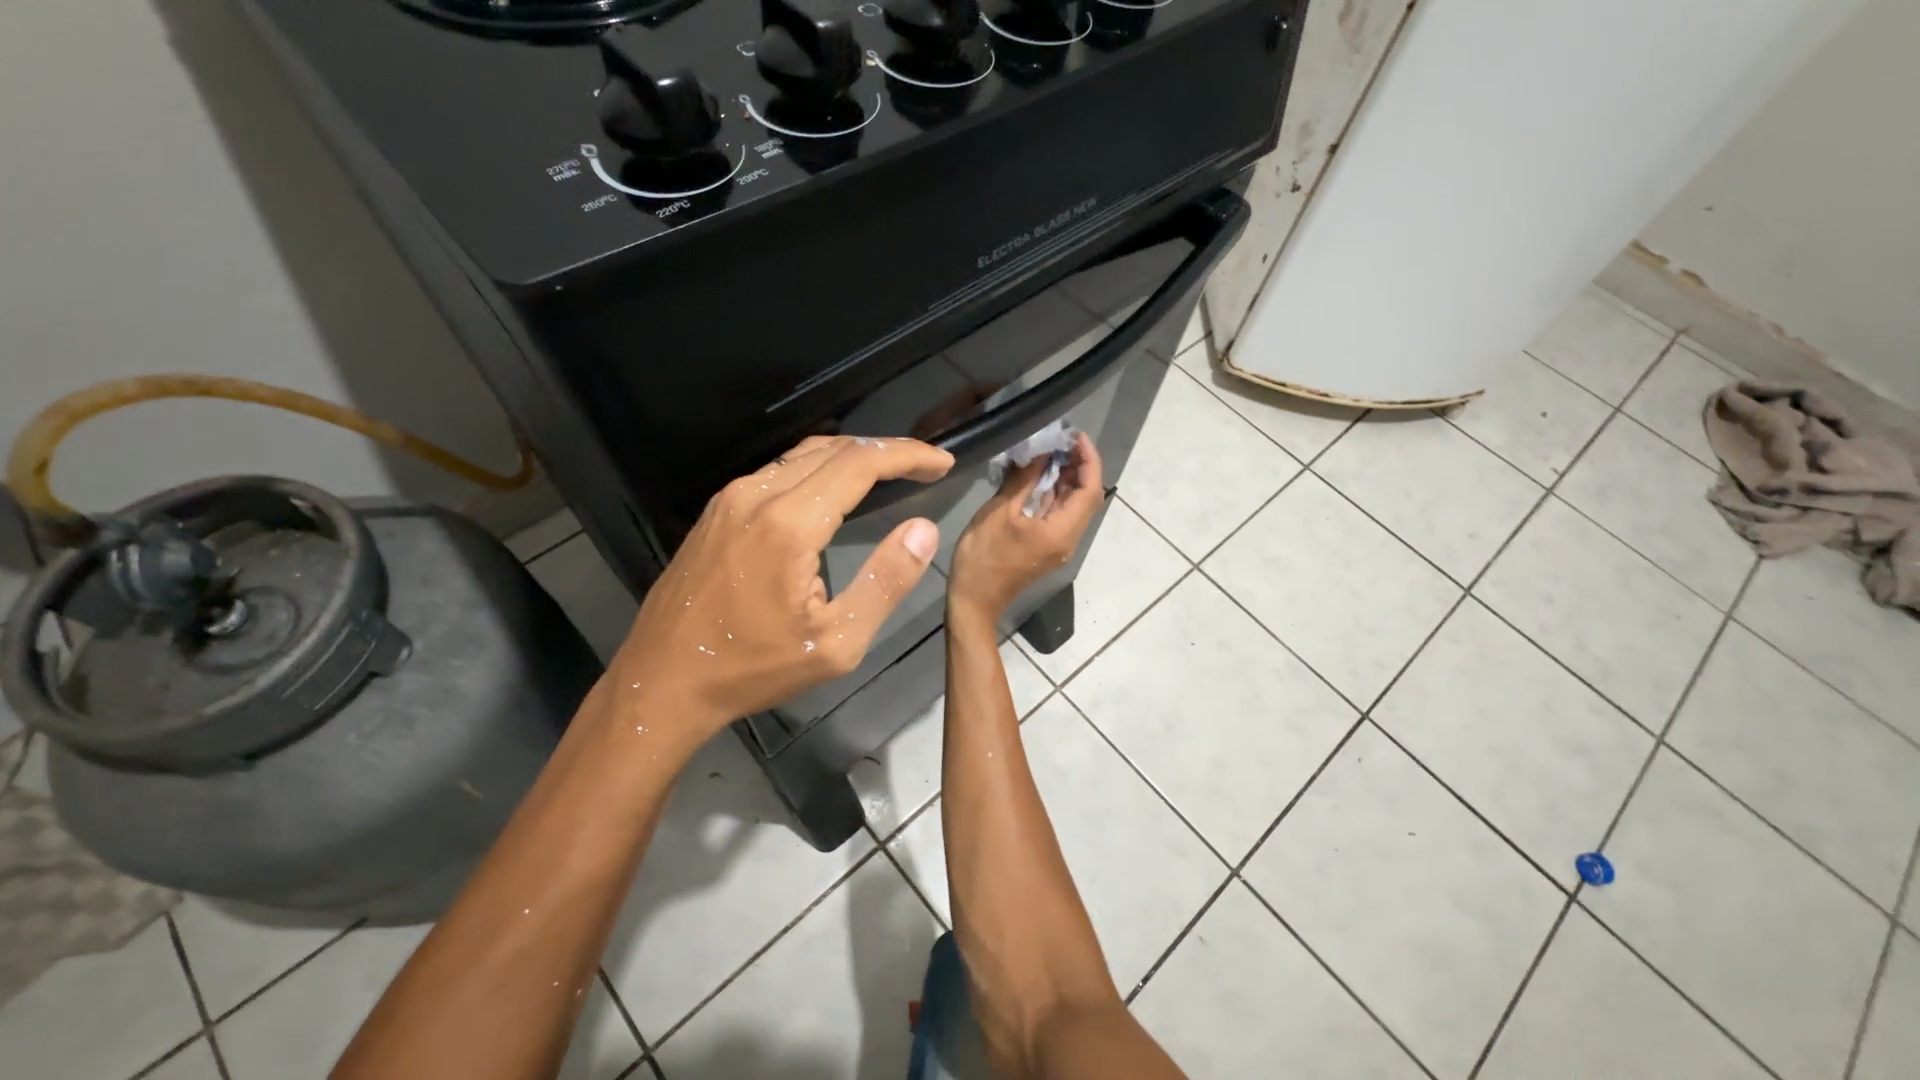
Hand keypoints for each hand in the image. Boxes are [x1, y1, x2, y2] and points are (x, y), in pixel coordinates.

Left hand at [600, 435, 953, 745]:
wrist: (662, 681)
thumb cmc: (752, 669)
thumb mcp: (836, 643)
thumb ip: (885, 581)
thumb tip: (923, 530)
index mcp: (790, 522)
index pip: (860, 463)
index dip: (907, 455)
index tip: (942, 462)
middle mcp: (756, 495)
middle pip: (833, 449)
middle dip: (885, 450)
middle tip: (923, 466)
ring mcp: (729, 500)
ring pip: (800, 456)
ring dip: (849, 457)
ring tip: (887, 472)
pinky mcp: (716, 512)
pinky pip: (775, 472)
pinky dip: (816, 469)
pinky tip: (831, 491)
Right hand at [949, 432, 1103, 623]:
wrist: (974, 600)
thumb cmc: (983, 558)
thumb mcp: (999, 513)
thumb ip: (1023, 481)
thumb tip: (1039, 452)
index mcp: (1061, 532)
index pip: (1090, 490)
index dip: (1088, 459)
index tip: (1075, 436)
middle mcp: (1068, 538)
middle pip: (1086, 496)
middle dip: (1080, 465)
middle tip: (1062, 438)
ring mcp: (1059, 544)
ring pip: (1073, 504)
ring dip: (1067, 477)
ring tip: (1051, 448)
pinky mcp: (1047, 545)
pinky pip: (1059, 513)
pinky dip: (1054, 491)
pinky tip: (1039, 473)